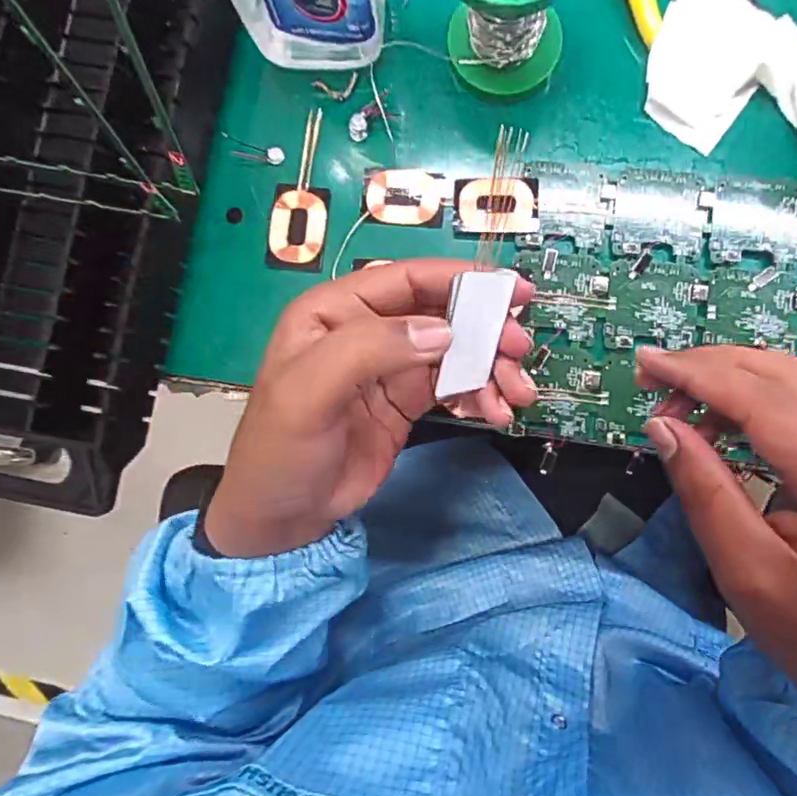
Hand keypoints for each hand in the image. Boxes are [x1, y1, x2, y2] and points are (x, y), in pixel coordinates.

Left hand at [203, 260, 536, 557]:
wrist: (280, 515)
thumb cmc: (278, 450)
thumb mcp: (309, 393)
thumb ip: (368, 351)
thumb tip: (440, 332)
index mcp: (334, 312)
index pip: (406, 280)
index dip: (460, 280)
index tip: (511, 292)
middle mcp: (366, 331)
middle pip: (440, 313)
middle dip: (485, 330)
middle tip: (518, 351)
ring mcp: (389, 367)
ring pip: (455, 351)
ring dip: (490, 367)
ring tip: (515, 395)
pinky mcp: (405, 402)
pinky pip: (454, 385)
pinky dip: (481, 394)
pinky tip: (494, 411)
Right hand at [636, 346, 796, 728]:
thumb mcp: (741, 568)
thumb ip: (703, 488)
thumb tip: (662, 423)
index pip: (769, 404)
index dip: (701, 375)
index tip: (646, 363)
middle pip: (788, 379)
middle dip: (712, 367)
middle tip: (652, 381)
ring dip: (731, 379)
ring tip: (677, 404)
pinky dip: (755, 400)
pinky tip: (719, 420)